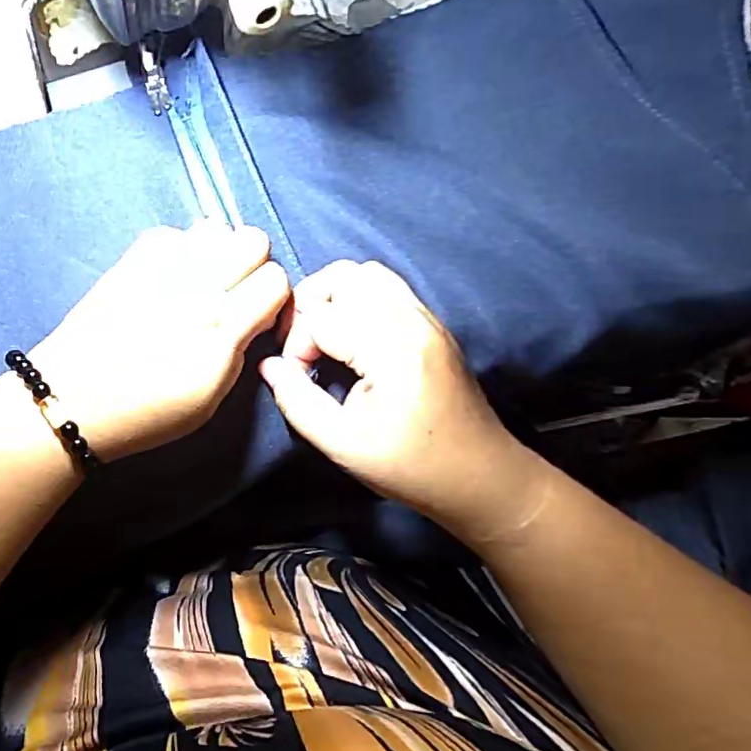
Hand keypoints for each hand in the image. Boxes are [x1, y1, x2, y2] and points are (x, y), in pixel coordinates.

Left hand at [29, 221, 289, 461]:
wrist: (73, 400)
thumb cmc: (143, 413)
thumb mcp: (209, 399)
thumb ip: (240, 350)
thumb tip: (253, 318)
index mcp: (219, 327)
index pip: (276, 279)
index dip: (275, 300)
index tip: (262, 318)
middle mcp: (195, 287)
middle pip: (253, 239)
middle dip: (254, 265)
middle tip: (237, 295)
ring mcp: (159, 267)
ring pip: (215, 227)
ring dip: (218, 252)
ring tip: (203, 283)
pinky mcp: (130, 260)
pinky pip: (173, 232)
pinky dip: (180, 249)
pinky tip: (170, 279)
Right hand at [259, 260, 547, 539]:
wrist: (480, 476)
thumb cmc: (411, 467)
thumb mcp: (343, 444)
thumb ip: (297, 402)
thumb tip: (270, 367)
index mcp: (393, 350)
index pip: (321, 318)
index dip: (295, 346)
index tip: (297, 379)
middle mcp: (413, 321)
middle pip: (344, 277)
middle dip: (309, 307)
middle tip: (300, 348)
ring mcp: (427, 318)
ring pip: (367, 274)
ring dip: (333, 297)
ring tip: (321, 337)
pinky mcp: (432, 324)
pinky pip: (387, 288)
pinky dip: (357, 299)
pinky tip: (349, 337)